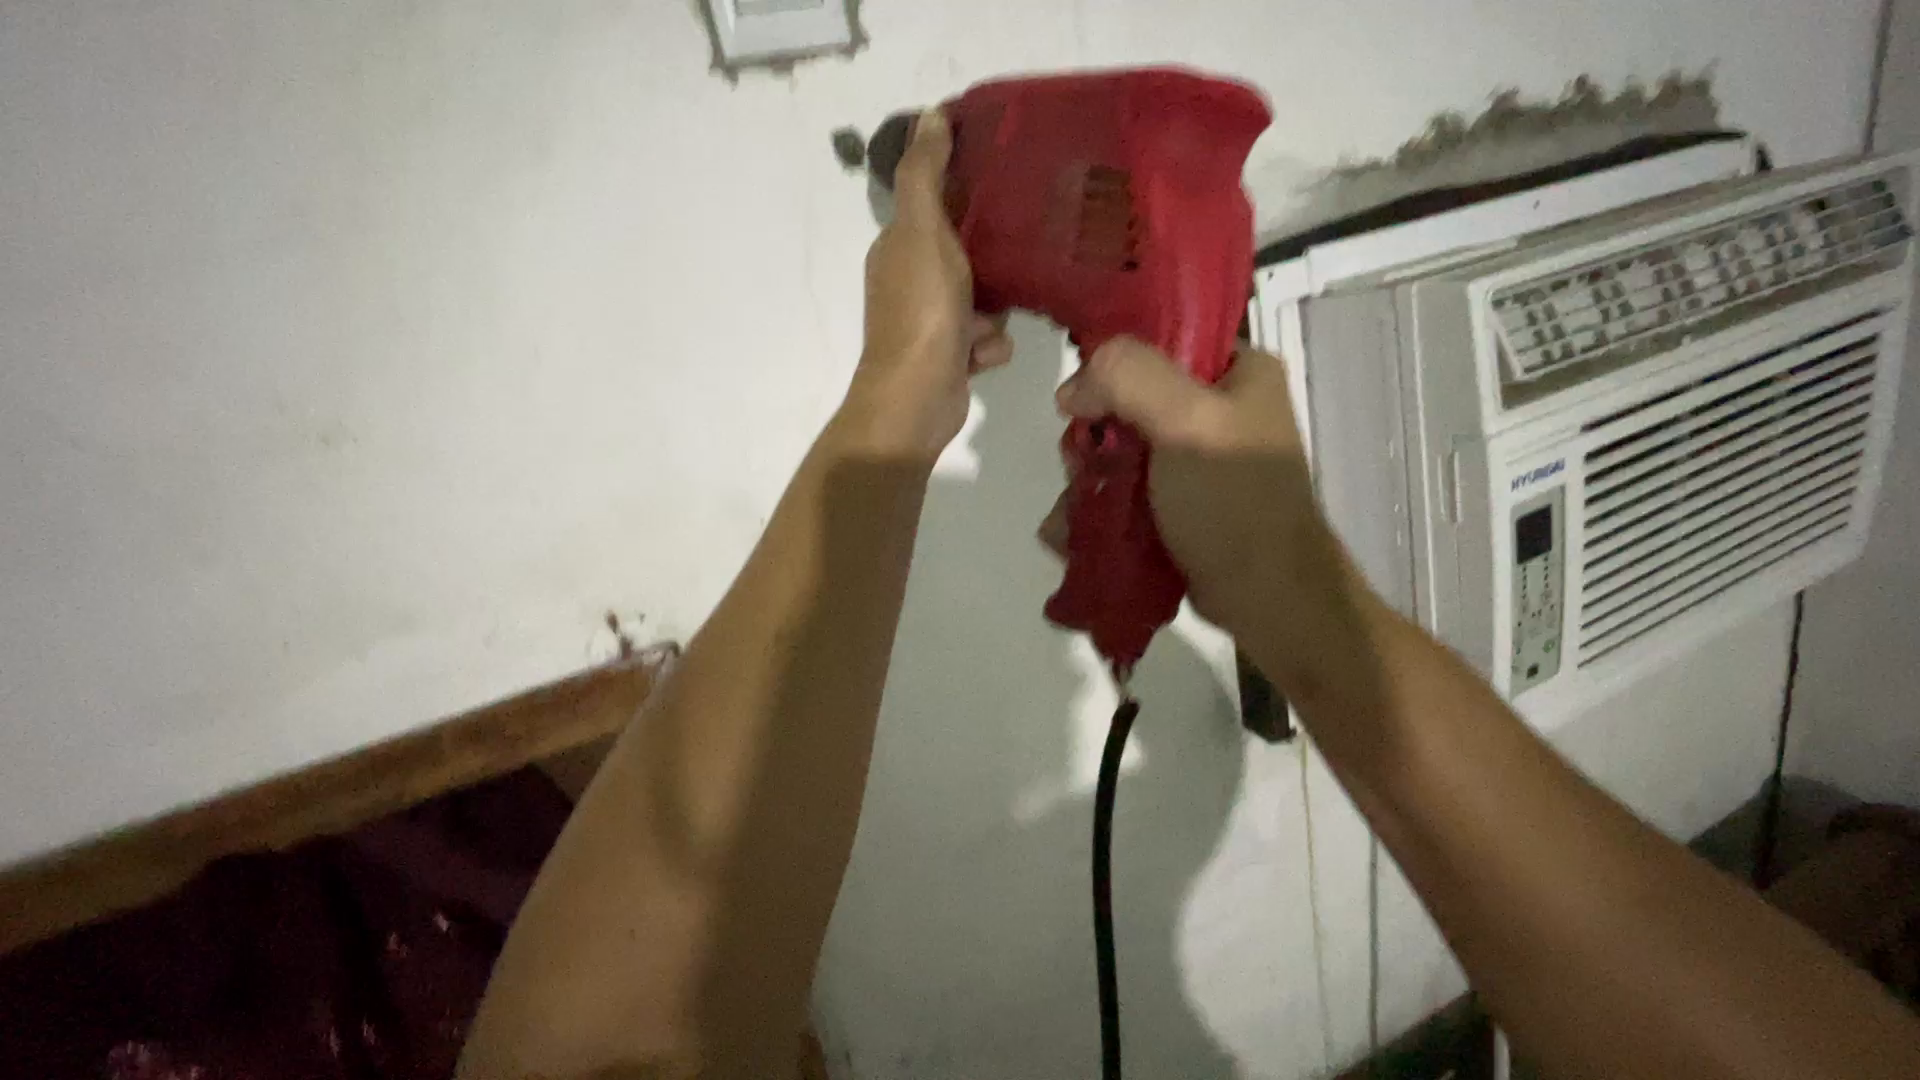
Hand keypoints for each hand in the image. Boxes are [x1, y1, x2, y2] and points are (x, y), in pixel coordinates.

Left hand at [840, 109, 1011, 461]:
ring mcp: (930, 323)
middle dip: (992, 257)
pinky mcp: (950, 357)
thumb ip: (926, 174)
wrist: (916, 398)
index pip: (935, 204)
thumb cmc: (921, 312)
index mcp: (897, 248)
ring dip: (994, 310)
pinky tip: (985, 353)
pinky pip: (985, 339)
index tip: (1006, 180)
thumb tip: (930, 114)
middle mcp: (910, 282)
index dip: (967, 191)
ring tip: (994, 318)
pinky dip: (989, 346)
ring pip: (982, 298)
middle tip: (1024, 247)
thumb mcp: (922, 231)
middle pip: (964, 252)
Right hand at [1042, 338, 1346, 636]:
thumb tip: (1071, 389)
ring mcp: (1196, 461)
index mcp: (1237, 371)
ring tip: (1073, 519)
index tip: (1078, 407)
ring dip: (1086, 483)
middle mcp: (1218, 409)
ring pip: (1117, 452)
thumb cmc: (1234, 501)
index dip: (1109, 369)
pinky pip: (1123, 491)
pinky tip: (1075, 536)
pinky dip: (1097, 510)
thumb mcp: (1187, 420)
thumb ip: (1127, 380)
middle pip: (1126, 402)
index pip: (1158, 342)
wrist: (1268, 598)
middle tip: (1083, 469)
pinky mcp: (1178, 504)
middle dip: (1093, 440)